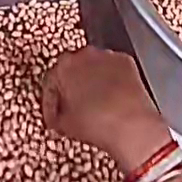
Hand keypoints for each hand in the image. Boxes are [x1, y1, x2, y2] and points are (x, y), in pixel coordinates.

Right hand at [41, 47, 171, 170]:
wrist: (131, 125)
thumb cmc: (98, 122)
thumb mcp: (65, 126)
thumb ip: (56, 116)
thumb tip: (59, 118)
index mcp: (63, 67)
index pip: (50, 82)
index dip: (50, 102)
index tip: (54, 114)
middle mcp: (83, 55)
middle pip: (72, 70)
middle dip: (72, 88)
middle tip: (73, 108)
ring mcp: (106, 56)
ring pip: (94, 67)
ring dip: (93, 82)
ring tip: (96, 105)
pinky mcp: (125, 61)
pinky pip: (113, 69)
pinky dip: (112, 80)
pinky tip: (113, 98)